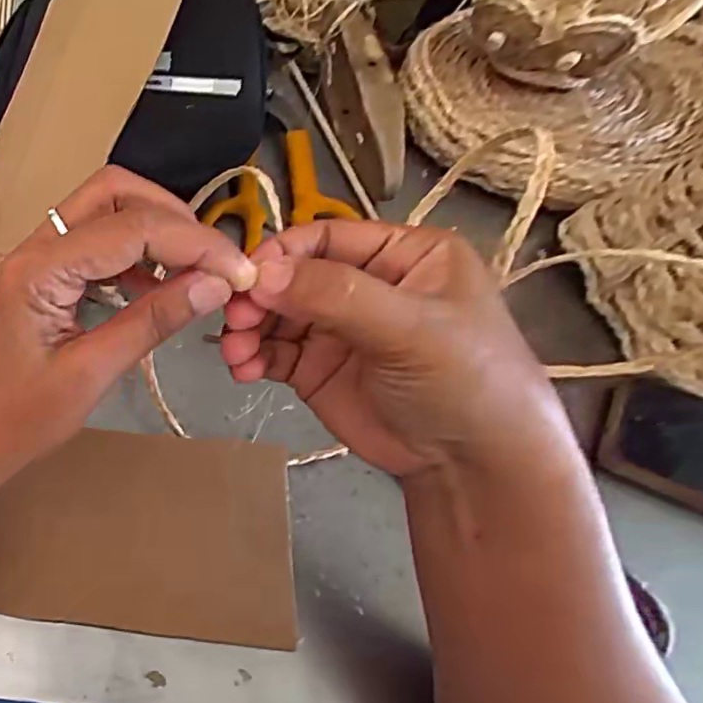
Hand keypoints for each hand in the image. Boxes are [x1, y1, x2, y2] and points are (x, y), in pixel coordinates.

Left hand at [0, 166, 255, 507]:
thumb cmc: (24, 419)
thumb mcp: (93, 372)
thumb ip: (152, 321)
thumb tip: (216, 284)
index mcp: (40, 270)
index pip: (131, 228)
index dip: (193, 243)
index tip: (240, 270)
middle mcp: (35, 250)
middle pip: (113, 194)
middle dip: (172, 217)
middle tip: (214, 260)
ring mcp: (37, 261)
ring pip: (104, 213)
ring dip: (154, 232)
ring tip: (194, 273)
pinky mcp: (44, 279)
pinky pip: (95, 246)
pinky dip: (134, 256)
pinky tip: (158, 287)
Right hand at [218, 220, 568, 478]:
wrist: (468, 463)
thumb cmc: (463, 381)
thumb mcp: (408, 328)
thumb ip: (335, 295)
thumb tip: (261, 274)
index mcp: (401, 256)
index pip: (328, 238)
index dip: (283, 254)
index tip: (246, 279)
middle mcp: (364, 286)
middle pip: (292, 278)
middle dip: (259, 298)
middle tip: (235, 321)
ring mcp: (337, 330)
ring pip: (276, 317)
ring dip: (249, 331)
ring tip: (236, 354)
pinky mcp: (315, 369)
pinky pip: (274, 353)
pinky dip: (253, 358)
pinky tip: (244, 370)